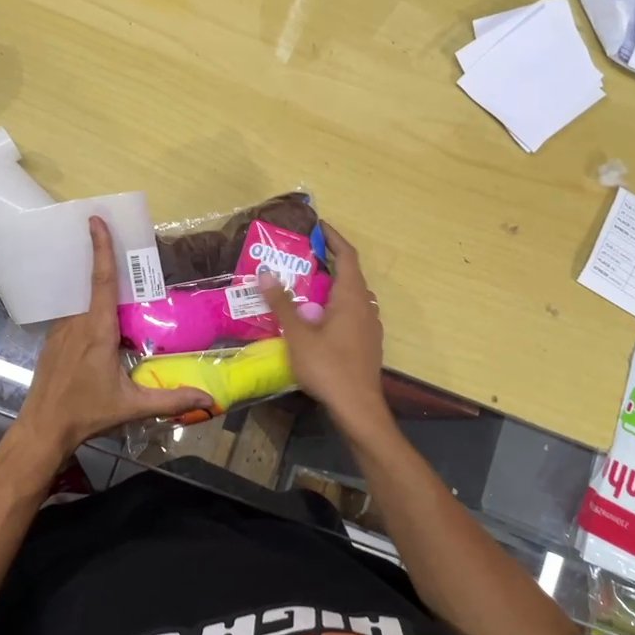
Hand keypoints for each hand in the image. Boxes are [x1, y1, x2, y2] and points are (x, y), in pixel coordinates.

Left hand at [16, 218, 214, 455]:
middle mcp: (77, 324)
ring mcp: (61, 332)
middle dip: (103, 261)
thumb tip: (209, 398)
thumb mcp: (133, 406)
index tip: (96, 221)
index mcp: (97, 331)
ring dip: (96, 288)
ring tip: (116, 281)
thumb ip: (171, 399)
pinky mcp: (53, 342)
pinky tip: (100, 321)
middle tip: (118, 240)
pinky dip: (86, 309)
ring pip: (81, 301)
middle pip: (93, 284)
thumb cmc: (87, 413)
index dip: (102, 249)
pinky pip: (72, 316)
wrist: (43, 429)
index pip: (103, 281)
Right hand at [259, 225, 388, 426]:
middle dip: (328, 263)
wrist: (357, 408)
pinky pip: (352, 316)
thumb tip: (265, 274)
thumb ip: (282, 304)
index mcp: (352, 298)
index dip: (333, 239)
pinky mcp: (367, 346)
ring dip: (332, 288)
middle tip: (302, 258)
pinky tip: (316, 321)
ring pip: (352, 298)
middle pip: (350, 276)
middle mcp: (366, 307)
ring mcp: (370, 328)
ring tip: (306, 288)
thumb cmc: (328, 367)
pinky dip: (335, 309)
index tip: (318, 227)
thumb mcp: (298, 334)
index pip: (347, 256)